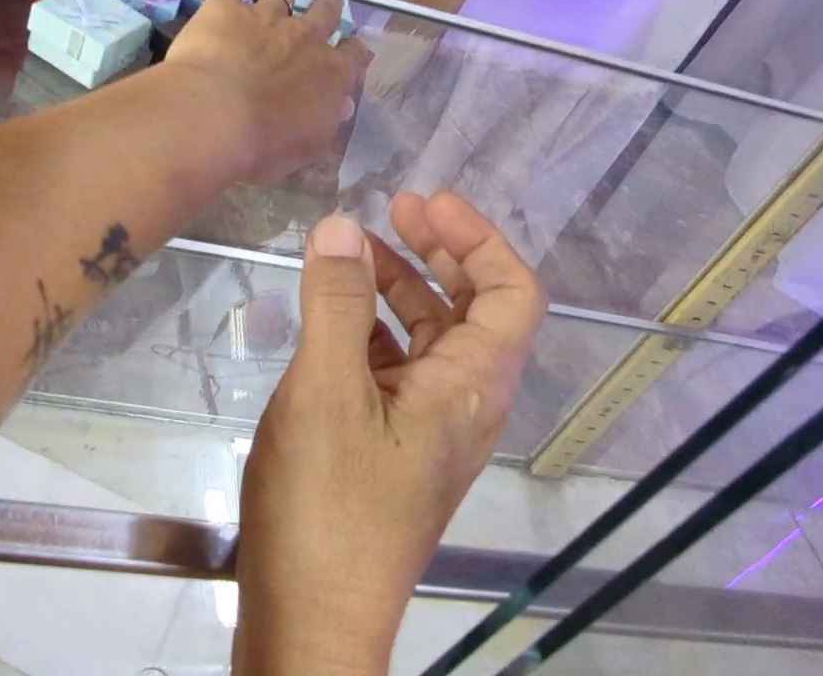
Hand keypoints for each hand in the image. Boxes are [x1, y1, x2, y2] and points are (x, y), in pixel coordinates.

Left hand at [164, 0, 370, 183]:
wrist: (217, 117)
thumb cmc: (264, 146)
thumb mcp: (306, 145)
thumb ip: (324, 119)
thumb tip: (341, 105)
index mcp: (330, 75)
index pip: (353, 55)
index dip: (354, 50)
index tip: (353, 48)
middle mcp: (304, 38)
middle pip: (324, 11)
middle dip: (328, 4)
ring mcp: (265, 18)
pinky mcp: (225, 9)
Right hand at [233, 193, 545, 674]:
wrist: (311, 619)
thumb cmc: (328, 506)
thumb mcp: (327, 393)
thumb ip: (338, 305)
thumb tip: (341, 227)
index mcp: (469, 388)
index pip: (511, 294)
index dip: (478, 239)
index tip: (427, 202)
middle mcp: (461, 405)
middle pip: (472, 310)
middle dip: (439, 253)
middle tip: (395, 208)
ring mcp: (425, 429)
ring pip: (427, 338)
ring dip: (398, 287)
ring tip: (351, 251)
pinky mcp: (390, 447)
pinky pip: (392, 368)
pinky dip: (369, 329)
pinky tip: (331, 316)